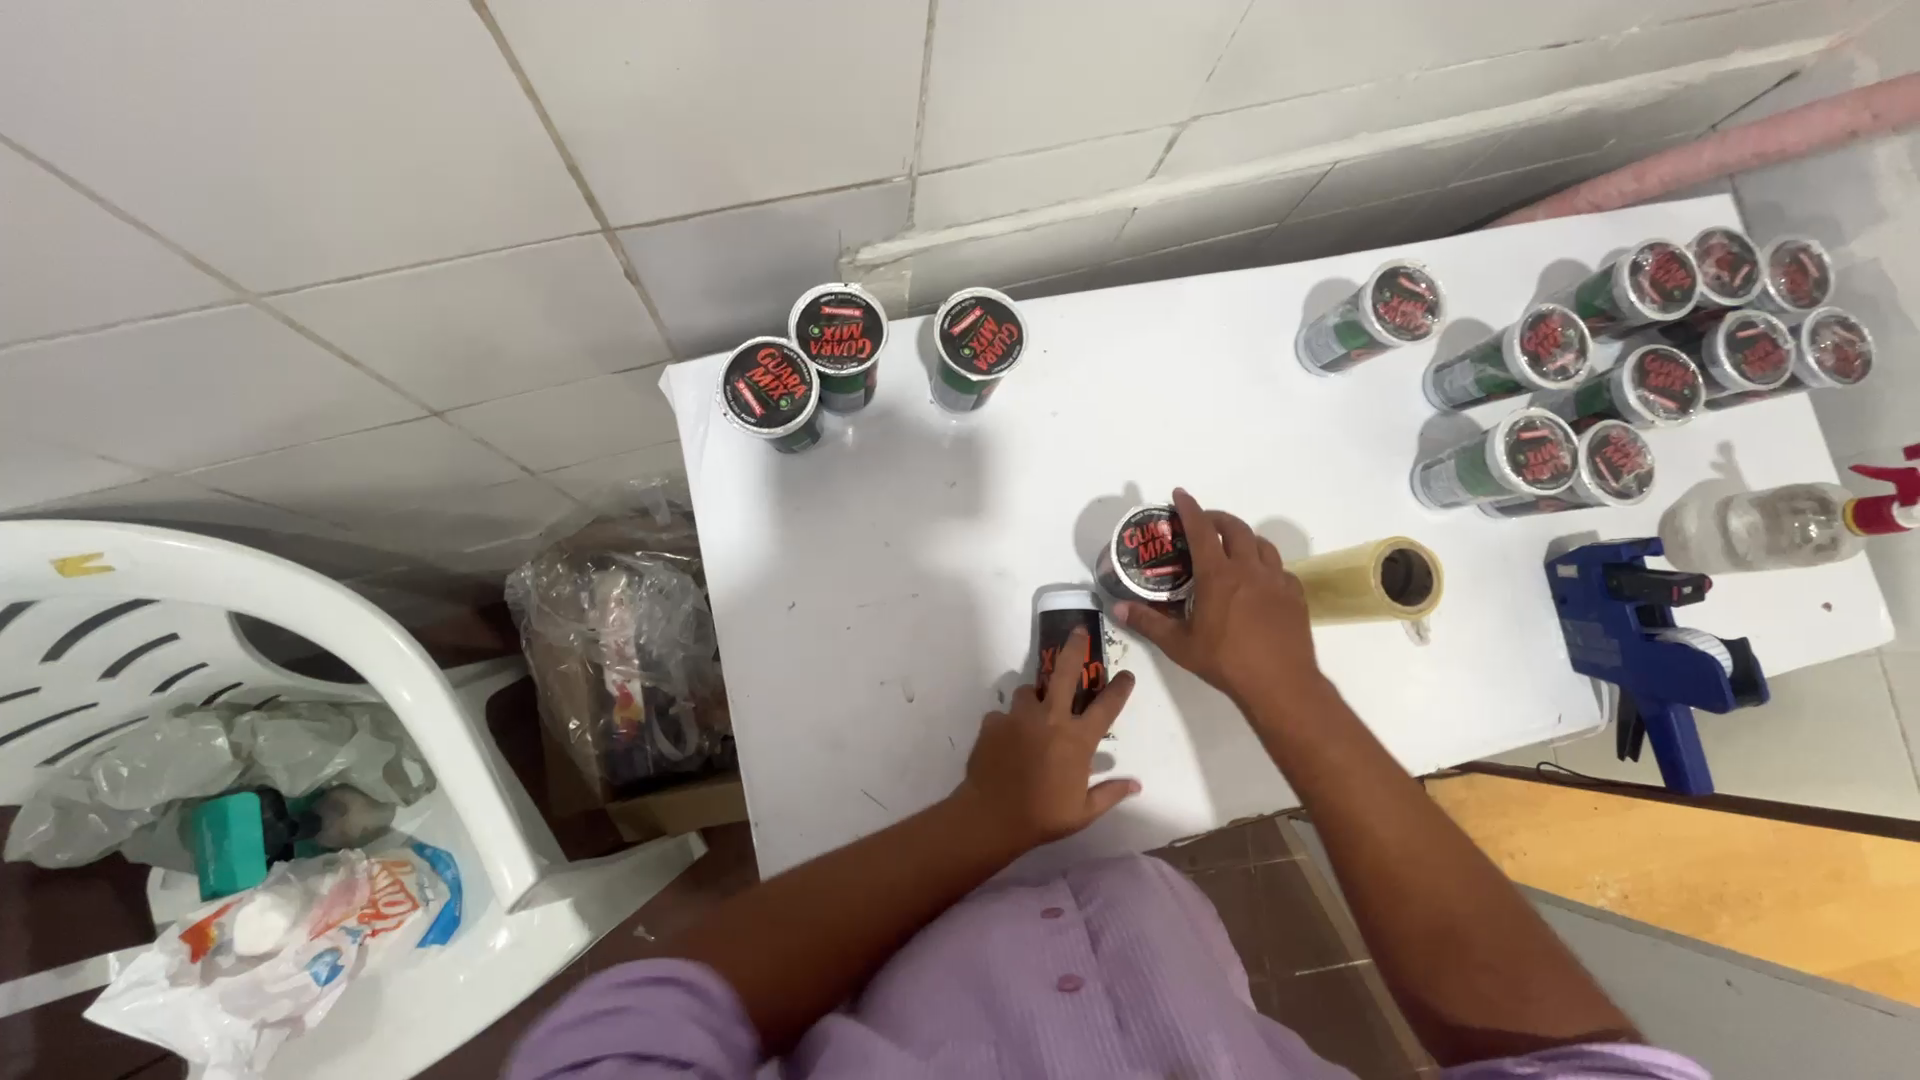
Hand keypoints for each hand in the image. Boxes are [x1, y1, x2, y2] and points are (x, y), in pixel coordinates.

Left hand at [954, 628, 1139, 852]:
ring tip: (1032, 713)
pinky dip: (1007, 723)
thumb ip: (1111, 793)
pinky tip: (1006, 740)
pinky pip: (1003, 715)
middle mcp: (1051, 719)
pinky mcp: (993, 722)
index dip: (1120, 688)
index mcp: (1078, 739)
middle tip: (1078, 632)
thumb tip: (1136, 785)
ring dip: (1033, 697)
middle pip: (1067, 673)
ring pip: (1028, 691)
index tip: (1127, 675)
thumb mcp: (1084, 811)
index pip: (1107, 706)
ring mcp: (1020, 717)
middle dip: (1075, 648)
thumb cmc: (1044, 815)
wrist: (993, 816)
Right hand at [1112, 488, 1329, 715]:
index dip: (1189, 508)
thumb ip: (1148, 622)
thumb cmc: (1225, 661)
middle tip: (1204, 522)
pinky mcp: (1295, 596)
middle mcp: (1249, 569)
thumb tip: (1118, 608)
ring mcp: (1277, 581)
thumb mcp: (1179, 644)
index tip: (1180, 494)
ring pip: (1263, 545)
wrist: (1281, 684)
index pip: (1201, 530)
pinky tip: (1259, 581)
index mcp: (1218, 575)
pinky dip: (1266, 566)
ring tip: (1232, 547)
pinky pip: (1281, 570)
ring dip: (1245, 538)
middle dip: (1218, 518)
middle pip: (1236, 528)